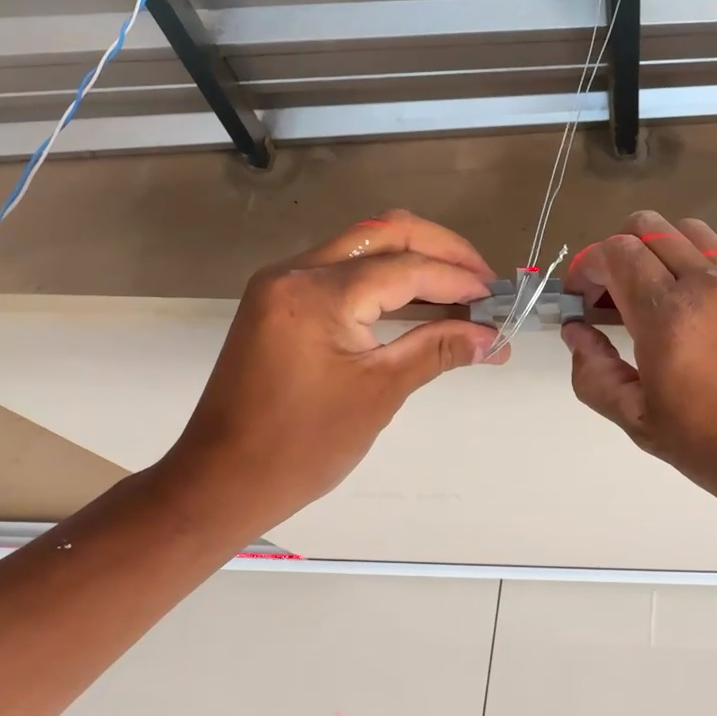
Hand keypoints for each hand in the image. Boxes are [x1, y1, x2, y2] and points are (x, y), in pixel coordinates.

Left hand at [161, 210, 506, 532]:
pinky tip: (420, 303)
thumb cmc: (302, 445)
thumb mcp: (380, 393)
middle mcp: (296, 272)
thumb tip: (492, 338)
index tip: (496, 301)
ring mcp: (283, 283)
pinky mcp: (280, 301)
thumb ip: (439, 350)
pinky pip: (344, 269)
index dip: (457, 281)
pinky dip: (387, 278)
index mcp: (316, 293)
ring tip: (461, 292)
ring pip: (364, 245)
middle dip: (442, 251)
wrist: (220, 481)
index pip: (405, 268)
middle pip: (385, 233)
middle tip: (482, 282)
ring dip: (416, 261)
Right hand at [561, 210, 716, 518]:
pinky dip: (694, 262)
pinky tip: (694, 310)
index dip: (588, 266)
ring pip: (688, 230)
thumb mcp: (641, 424)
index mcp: (667, 315)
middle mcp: (704, 284)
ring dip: (658, 247)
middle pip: (648, 226)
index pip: (616, 252)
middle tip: (611, 295)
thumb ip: (595, 374)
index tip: (581, 297)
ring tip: (653, 294)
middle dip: (617, 250)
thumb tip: (576, 333)